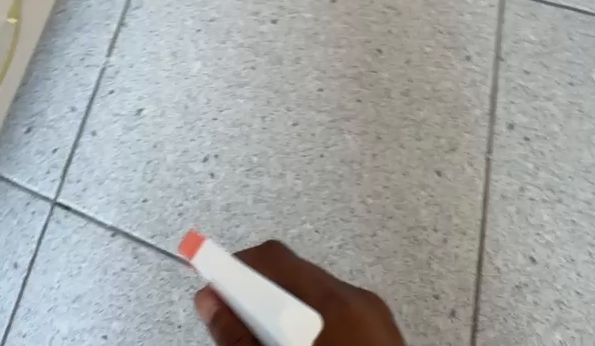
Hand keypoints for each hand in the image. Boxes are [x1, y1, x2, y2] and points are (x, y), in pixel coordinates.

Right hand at [194, 241, 405, 345]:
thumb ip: (239, 338)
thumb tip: (208, 301)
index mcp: (338, 303)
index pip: (272, 258)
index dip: (235, 268)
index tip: (211, 285)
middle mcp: (362, 302)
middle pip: (292, 275)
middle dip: (257, 296)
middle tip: (235, 326)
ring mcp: (379, 321)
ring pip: (311, 297)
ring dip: (282, 315)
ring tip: (266, 343)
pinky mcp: (386, 339)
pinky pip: (334, 316)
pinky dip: (308, 328)